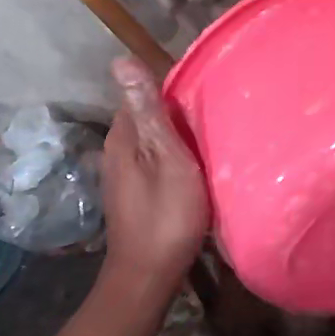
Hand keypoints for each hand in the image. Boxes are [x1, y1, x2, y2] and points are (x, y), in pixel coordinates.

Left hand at [100, 57, 208, 294]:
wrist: (148, 275)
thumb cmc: (165, 216)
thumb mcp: (166, 159)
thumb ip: (149, 112)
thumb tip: (120, 60)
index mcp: (122, 136)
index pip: (143, 93)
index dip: (174, 90)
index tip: (207, 93)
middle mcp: (117, 149)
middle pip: (149, 116)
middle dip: (178, 112)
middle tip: (217, 115)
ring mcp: (124, 172)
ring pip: (154, 139)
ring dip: (178, 136)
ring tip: (213, 136)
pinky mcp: (134, 191)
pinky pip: (156, 160)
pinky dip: (175, 157)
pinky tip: (197, 165)